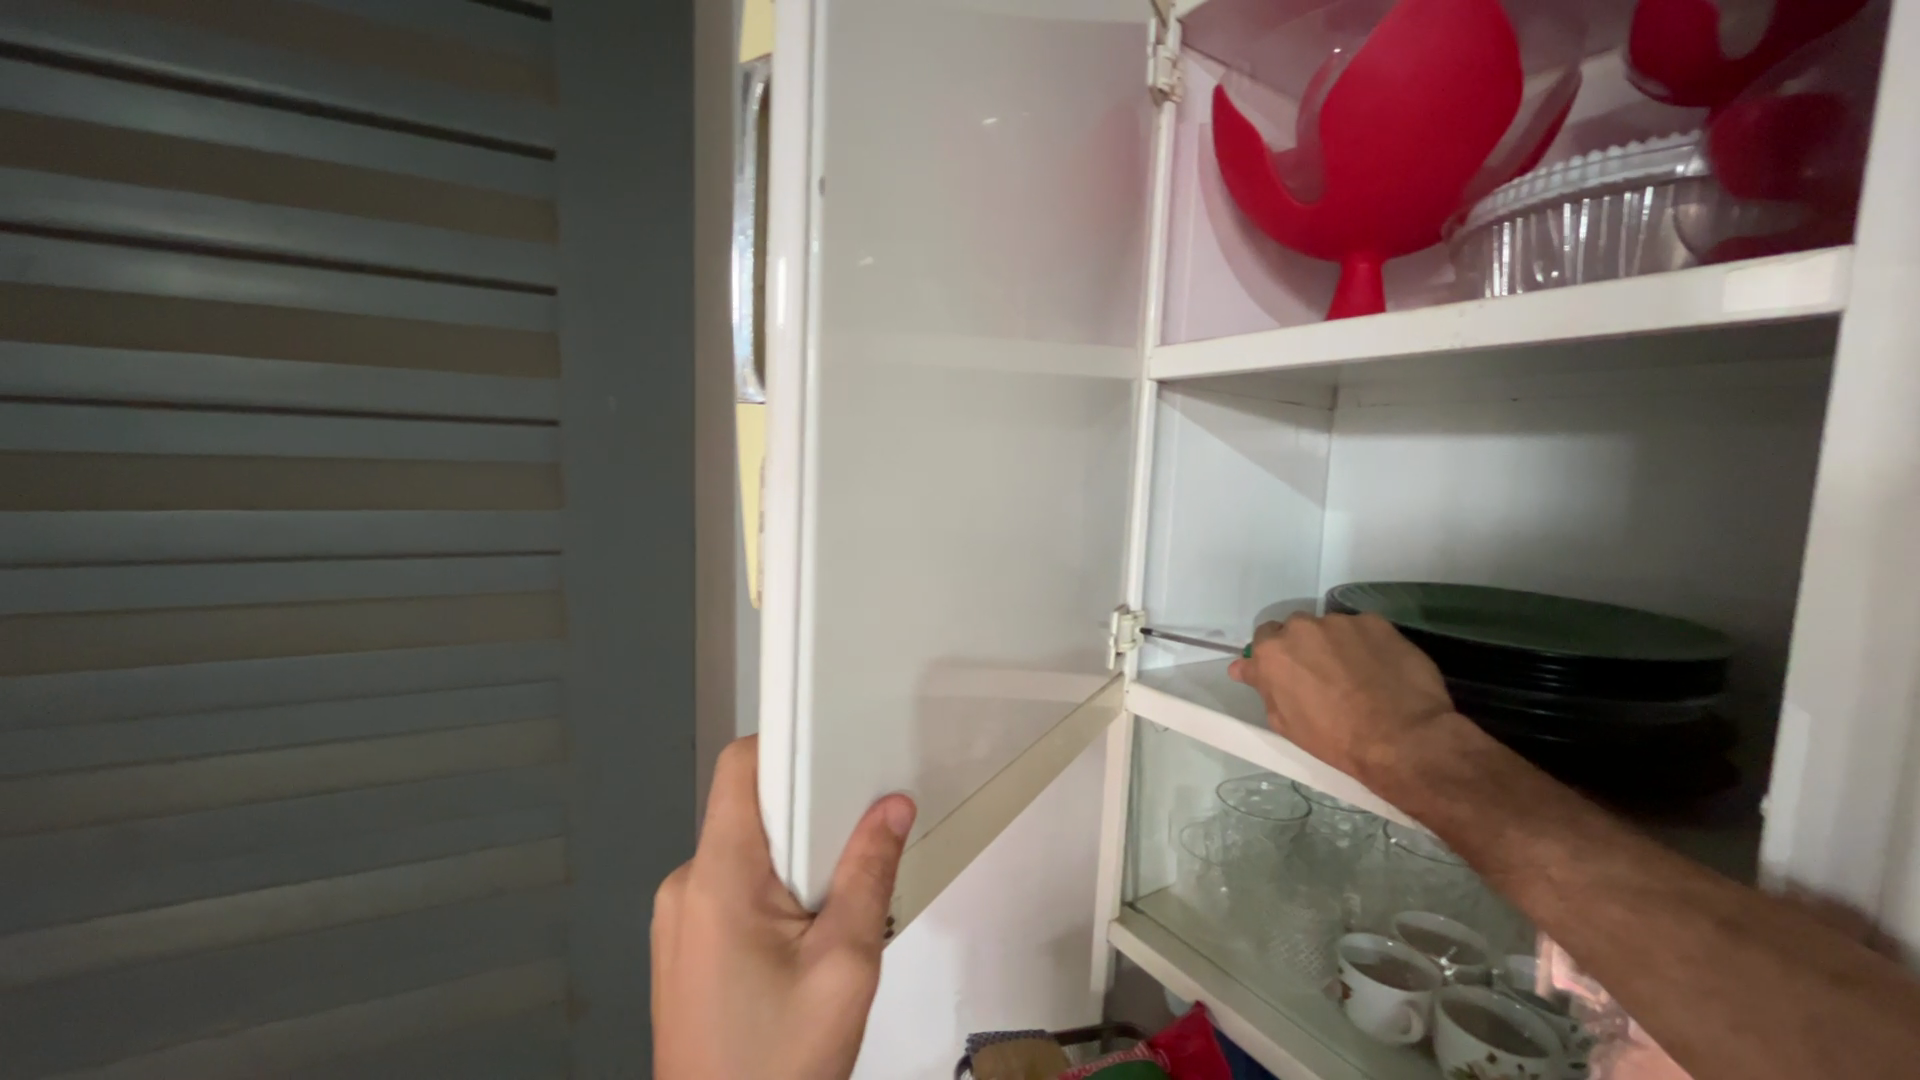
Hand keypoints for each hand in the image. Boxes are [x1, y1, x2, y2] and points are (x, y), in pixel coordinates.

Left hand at [652, 736, 915, 1079]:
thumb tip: (893, 805)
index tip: (838, 752)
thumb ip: (869, 875)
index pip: (740, 769)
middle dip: (806, 820)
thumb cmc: (782, 1060)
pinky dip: (771, 895)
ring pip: (744, 854)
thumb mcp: (845, 967)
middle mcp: (684, 886)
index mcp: (717, 878)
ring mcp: (675, 919)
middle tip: (855, 848)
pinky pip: (730, 891)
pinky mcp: (680, 948)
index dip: (787, 745)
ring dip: (792, 864)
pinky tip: (801, 941)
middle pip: (748, 810)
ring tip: (832, 911)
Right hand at [1228, 613, 1456, 785]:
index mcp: (1272, 652)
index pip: (1263, 639)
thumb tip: (1243, 668)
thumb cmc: (1335, 738)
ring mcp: (1341, 622)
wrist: (1402, 737)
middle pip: (1296, 629)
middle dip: (1305, 647)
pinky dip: (1366, 645)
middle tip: (1322, 674)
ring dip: (1336, 645)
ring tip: (1357, 674)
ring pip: (1331, 628)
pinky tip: (1380, 669)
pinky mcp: (1376, 623)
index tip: (1287, 673)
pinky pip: (1363, 629)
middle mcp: (1302, 628)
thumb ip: (1263, 687)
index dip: (1276, 656)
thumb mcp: (1285, 723)